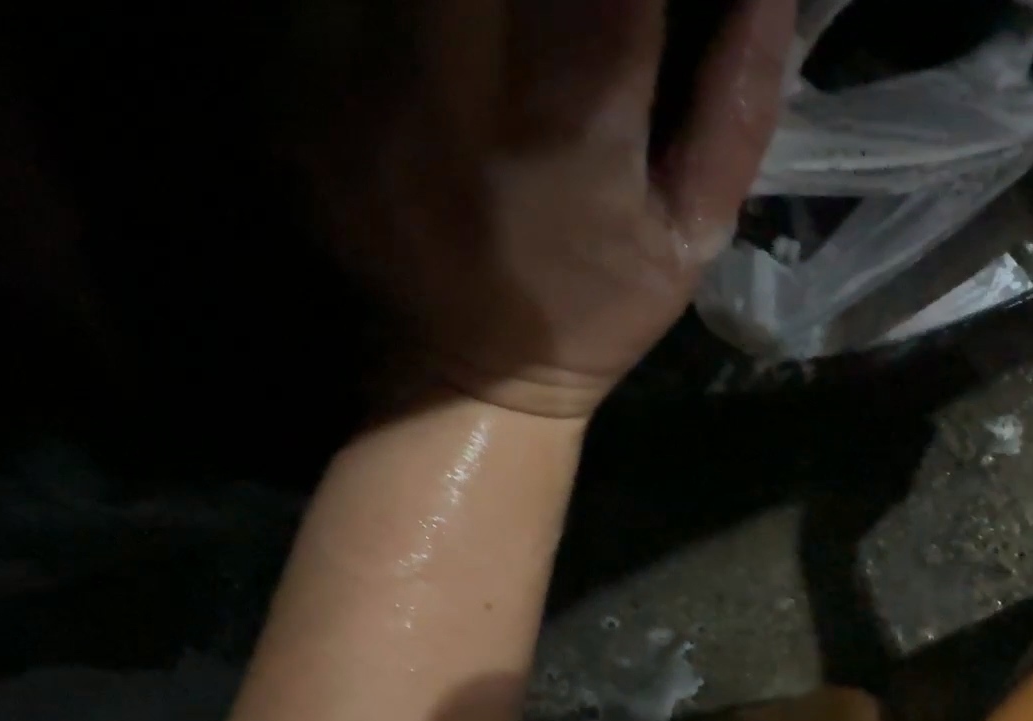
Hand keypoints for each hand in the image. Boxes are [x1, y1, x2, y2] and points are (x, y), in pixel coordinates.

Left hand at [308, 0, 794, 418]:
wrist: (470, 371)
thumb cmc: (603, 308)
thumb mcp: (697, 231)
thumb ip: (736, 110)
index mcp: (572, 125)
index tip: (644, 0)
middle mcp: (456, 83)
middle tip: (580, 19)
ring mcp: (357, 74)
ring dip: (489, 2)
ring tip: (520, 36)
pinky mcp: (295, 75)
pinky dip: (410, 12)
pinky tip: (455, 44)